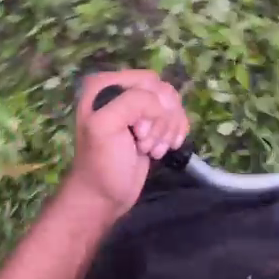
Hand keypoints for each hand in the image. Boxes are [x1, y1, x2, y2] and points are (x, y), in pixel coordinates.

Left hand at [61, 70, 190, 219]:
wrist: (104, 197)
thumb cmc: (102, 163)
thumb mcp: (106, 125)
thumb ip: (133, 102)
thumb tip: (161, 107)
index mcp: (105, 84)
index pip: (149, 80)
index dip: (152, 106)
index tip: (138, 133)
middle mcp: (122, 91)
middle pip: (164, 91)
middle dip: (162, 120)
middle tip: (145, 143)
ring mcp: (138, 109)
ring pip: (173, 105)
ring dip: (169, 129)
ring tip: (152, 150)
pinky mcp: (151, 124)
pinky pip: (177, 116)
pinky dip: (176, 132)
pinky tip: (165, 149)